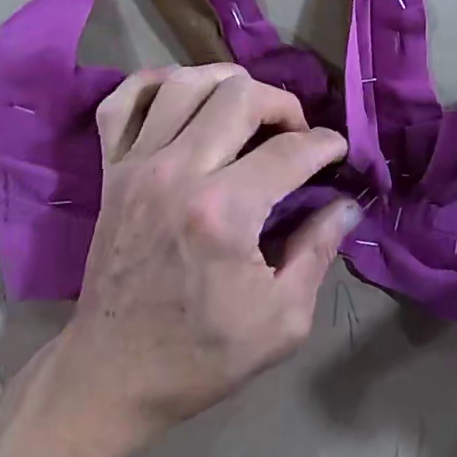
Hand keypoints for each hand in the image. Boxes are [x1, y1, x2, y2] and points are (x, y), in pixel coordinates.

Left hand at [57, 64, 358, 438]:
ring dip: (229, 84)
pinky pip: (124, 100)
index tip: (338, 153)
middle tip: (297, 134)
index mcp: (224, 213)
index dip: (327, 144)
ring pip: (186, 82)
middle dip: (284, 105)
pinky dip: (156, 85)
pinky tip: (184, 98)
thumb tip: (346, 204)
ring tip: (249, 111)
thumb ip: (319, 250)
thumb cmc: (204, 354)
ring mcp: (136, 166)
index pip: (292, 150)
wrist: (112, 375)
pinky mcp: (110, 170)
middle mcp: (178, 173)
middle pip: (241, 96)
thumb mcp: (283, 319)